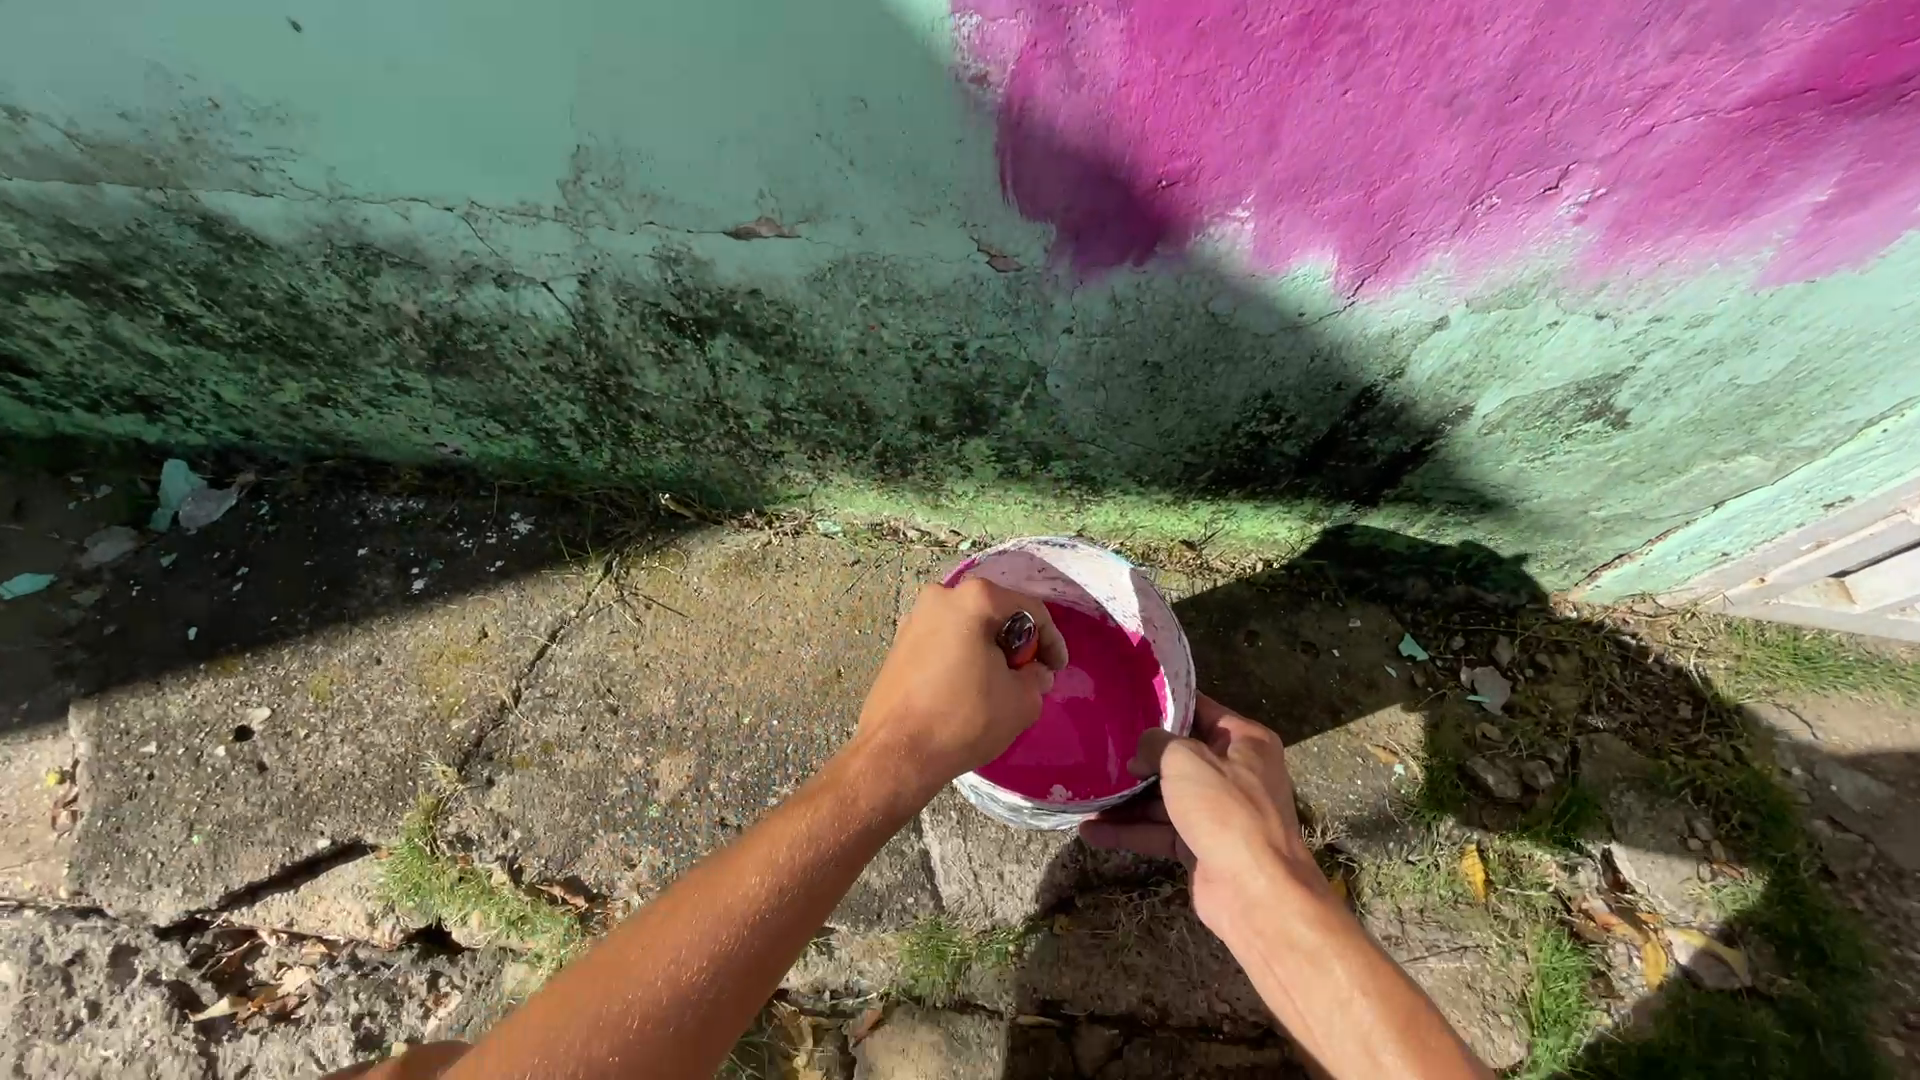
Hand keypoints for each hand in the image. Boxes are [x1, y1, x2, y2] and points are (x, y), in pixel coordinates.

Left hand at [855, 578, 1067, 793]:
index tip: (1057, 669)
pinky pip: (943, 640)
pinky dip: (962, 655)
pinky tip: (967, 686)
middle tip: (1027, 674)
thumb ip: (1037, 678)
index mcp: (974, 598)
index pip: (1030, 610)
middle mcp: (940, 596)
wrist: (897, 751)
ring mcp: (914, 617)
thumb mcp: (1021, 701)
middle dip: (1016, 642)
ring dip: (987, 648)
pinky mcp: (898, 642)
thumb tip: (1033, 672)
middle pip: (994, 613)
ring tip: (998, 684)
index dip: (1051, 640)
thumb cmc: (964, 718)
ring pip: (966, 626)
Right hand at [1079, 695, 1327, 933]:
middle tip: (1099, 744)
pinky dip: (1129, 831)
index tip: (1127, 697)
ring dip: (1126, 798)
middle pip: (1178, 756)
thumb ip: (1156, 744)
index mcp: (1245, 742)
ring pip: (1164, 797)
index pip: (1200, 710)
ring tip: (1086, 791)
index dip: (1165, 704)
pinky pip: (1158, 830)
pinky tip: (1091, 830)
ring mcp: (1216, 812)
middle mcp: (1234, 773)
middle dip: (1139, 756)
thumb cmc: (1225, 808)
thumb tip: (1139, 755)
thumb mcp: (1186, 759)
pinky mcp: (1199, 845)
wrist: (1256, 891)